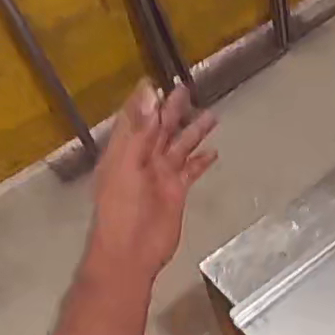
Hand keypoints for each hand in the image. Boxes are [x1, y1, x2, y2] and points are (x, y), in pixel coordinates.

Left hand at [83, 84, 217, 285]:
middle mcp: (142, 159)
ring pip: (179, 147)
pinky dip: (201, 162)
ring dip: (193, 132)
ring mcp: (160, 176)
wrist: (129, 254)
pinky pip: (190, 171)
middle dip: (173, 110)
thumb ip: (139, 130)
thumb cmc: (121, 210)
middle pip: (160, 129)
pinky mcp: (176, 193)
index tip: (157, 81)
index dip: (146, 100)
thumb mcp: (127, 165)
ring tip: (211, 115)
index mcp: (124, 151)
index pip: (135, 118)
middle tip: (188, 90)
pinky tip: (213, 151)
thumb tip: (149, 93)